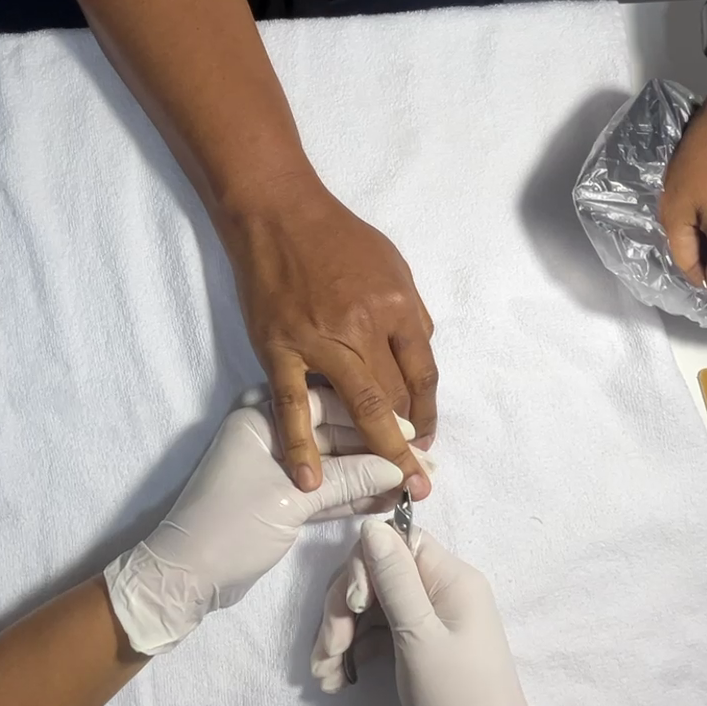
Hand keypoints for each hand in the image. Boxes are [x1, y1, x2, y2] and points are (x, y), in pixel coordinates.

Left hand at [104, 392, 410, 654]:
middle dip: (378, 451)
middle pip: (334, 436)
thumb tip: (399, 468)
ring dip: (371, 475)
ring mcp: (276, 469)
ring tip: (418, 483)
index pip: (326, 406)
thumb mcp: (291, 499)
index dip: (370, 419)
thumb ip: (347, 479)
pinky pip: (325, 490)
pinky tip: (388, 499)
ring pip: (333, 465)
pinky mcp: (281, 499)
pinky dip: (353, 495)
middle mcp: (270, 435)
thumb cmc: (231, 524)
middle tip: (425, 463)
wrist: (188, 575)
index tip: (412, 434)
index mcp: (260, 418)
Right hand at [220, 190, 435, 500]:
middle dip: (410, 441)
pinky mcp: (280, 351)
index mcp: (396, 305)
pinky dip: (302, 445)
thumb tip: (417, 354)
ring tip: (392, 490)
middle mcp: (365, 328)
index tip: (426, 438)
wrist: (277, 215)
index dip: (429, 412)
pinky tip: (309, 479)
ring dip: (379, 453)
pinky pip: (293, 406)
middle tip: (418, 481)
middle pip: (396, 396)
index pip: (423, 373)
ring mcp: (320, 342)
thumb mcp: (392, 264)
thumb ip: (408, 312)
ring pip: (357, 408)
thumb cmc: (337, 236)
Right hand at [310, 521, 593, 705]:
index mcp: (450, 577)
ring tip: (324, 674)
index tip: (351, 606)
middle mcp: (439, 588)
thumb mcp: (419, 637)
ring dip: (341, 634)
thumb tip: (370, 523)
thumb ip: (394, 579)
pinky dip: (354, 649)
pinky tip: (337, 677)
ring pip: (370, 603)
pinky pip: (377, 629)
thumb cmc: (459, 700)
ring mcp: (428, 614)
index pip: (393, 542)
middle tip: (328, 650)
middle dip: (343, 609)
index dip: (363, 567)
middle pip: (375, 573)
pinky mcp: (417, 640)